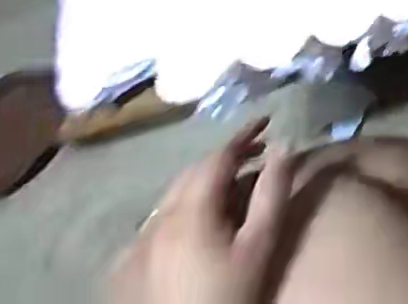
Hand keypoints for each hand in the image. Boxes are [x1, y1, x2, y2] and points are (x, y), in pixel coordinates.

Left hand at [108, 120, 297, 303]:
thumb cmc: (229, 301)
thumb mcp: (260, 246)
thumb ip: (273, 191)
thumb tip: (284, 144)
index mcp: (188, 213)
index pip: (218, 157)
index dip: (244, 135)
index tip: (268, 120)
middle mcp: (155, 224)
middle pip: (193, 173)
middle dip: (225, 158)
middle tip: (258, 154)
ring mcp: (134, 251)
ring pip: (171, 198)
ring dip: (203, 184)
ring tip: (232, 188)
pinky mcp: (123, 276)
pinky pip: (154, 226)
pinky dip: (180, 211)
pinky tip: (195, 226)